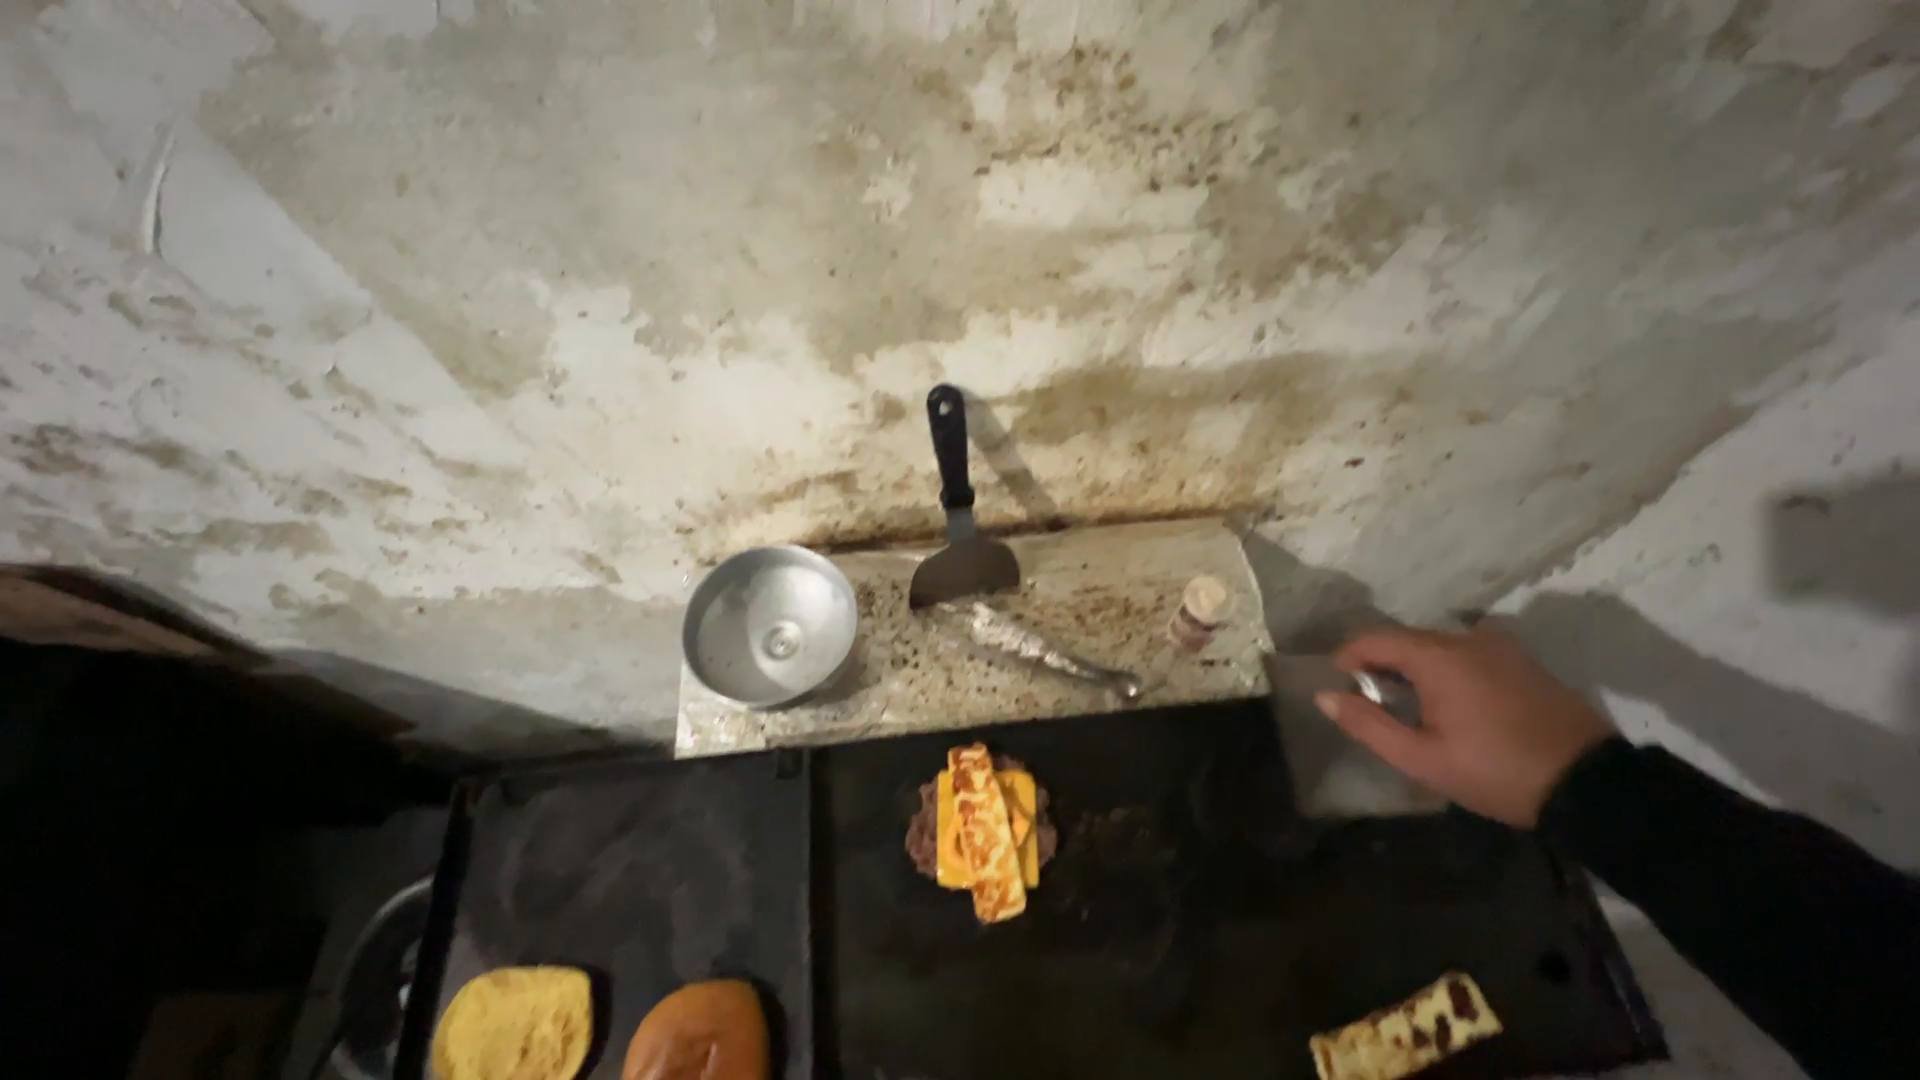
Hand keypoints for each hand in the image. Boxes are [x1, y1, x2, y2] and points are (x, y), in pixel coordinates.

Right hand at [1314, 624, 1615, 827]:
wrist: (1591, 785)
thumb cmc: (1496, 772)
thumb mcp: (1421, 758)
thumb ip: (1367, 723)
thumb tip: (1324, 695)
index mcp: (1437, 657)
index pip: (1373, 639)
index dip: (1348, 658)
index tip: (1341, 686)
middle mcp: (1467, 638)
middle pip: (1406, 639)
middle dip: (1381, 663)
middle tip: (1374, 702)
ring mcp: (1500, 646)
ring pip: (1438, 645)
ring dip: (1415, 665)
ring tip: (1413, 704)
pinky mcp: (1523, 660)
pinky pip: (1468, 651)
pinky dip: (1447, 667)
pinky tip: (1453, 702)